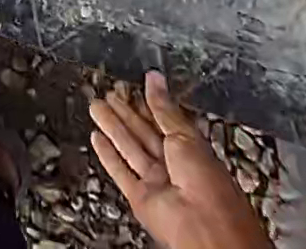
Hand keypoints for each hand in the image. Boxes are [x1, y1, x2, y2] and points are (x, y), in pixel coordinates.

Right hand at [90, 72, 272, 248]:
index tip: (131, 86)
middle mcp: (171, 162)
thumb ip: (163, 107)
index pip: (161, 117)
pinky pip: (120, 172)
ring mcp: (155, 180)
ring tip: (97, 107)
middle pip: (142, 131)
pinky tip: (97, 139)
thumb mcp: (184, 133)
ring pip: (128, 147)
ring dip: (111, 127)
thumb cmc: (208, 182)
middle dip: (124, 111)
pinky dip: (107, 155)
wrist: (206, 227)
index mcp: (188, 144)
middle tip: (109, 92)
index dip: (145, 101)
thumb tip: (154, 79)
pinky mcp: (141, 198)